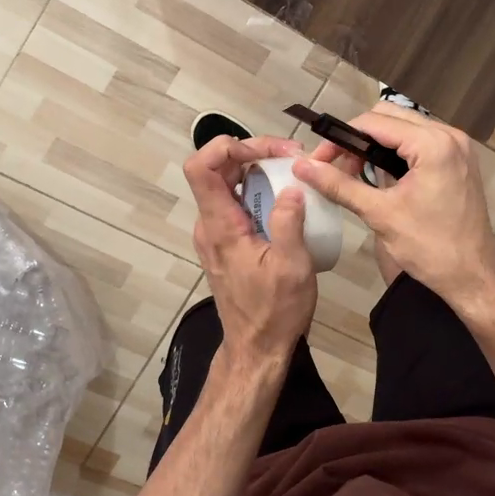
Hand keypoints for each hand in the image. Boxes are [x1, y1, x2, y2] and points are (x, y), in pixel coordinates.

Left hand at [184, 135, 317, 365]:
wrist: (256, 349)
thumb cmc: (274, 311)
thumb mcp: (291, 266)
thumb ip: (289, 222)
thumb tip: (292, 187)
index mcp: (220, 226)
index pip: (200, 167)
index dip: (226, 146)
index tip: (265, 151)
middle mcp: (210, 225)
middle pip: (218, 168)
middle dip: (253, 151)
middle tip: (293, 155)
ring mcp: (216, 233)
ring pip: (228, 183)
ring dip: (258, 168)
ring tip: (294, 168)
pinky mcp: (227, 242)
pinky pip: (237, 202)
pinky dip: (258, 188)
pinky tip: (286, 195)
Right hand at [292, 103, 494, 307]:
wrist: (473, 276)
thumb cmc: (430, 247)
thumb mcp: (380, 214)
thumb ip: (340, 185)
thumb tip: (302, 167)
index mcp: (433, 144)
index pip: (374, 122)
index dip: (340, 138)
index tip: (317, 160)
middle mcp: (449, 135)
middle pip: (390, 118)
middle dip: (357, 139)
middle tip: (335, 168)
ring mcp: (458, 146)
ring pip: (405, 128)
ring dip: (376, 145)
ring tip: (354, 174)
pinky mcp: (460, 159)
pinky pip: (421, 141)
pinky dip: (397, 152)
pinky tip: (382, 177)